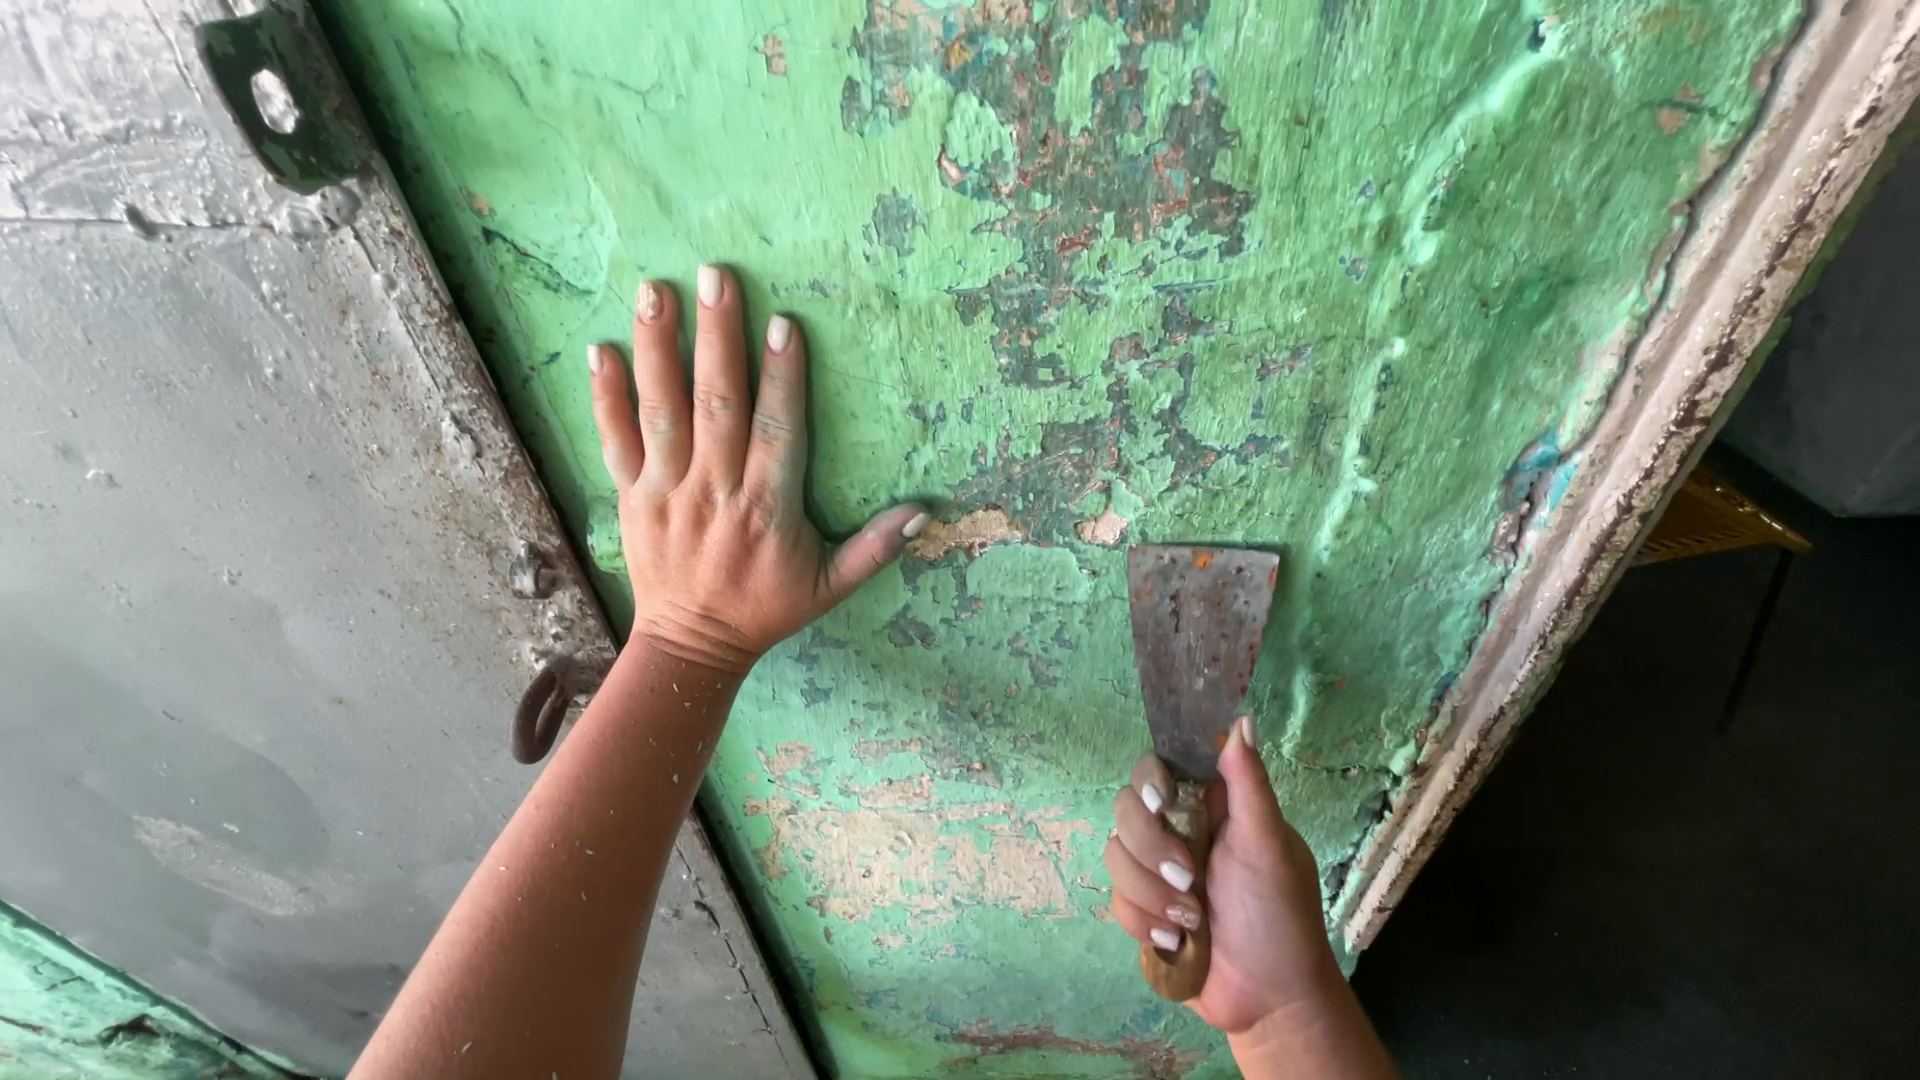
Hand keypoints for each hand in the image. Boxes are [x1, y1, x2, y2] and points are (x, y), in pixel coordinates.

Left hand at [587, 264, 927, 672]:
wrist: (692, 645)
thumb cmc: (767, 609)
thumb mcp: (831, 587)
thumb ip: (875, 549)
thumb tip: (926, 513)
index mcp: (767, 510)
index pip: (777, 432)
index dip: (782, 379)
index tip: (782, 325)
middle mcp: (715, 492)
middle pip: (717, 406)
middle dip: (717, 339)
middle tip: (715, 277)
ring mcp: (667, 492)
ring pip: (662, 413)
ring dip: (658, 350)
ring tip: (655, 292)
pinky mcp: (632, 498)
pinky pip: (616, 441)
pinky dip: (607, 396)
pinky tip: (601, 349)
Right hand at [1105, 716, 1343, 1033]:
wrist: (1271, 999)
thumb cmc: (1278, 913)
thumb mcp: (1268, 844)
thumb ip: (1248, 783)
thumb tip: (1243, 719)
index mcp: (1205, 807)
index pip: (1154, 768)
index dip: (1149, 781)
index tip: (1162, 803)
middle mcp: (1174, 831)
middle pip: (1125, 810)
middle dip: (1152, 850)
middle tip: (1190, 878)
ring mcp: (1154, 871)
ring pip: (1116, 856)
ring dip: (1152, 893)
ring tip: (1191, 921)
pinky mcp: (1142, 909)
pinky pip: (1116, 901)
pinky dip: (1145, 922)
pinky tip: (1177, 941)